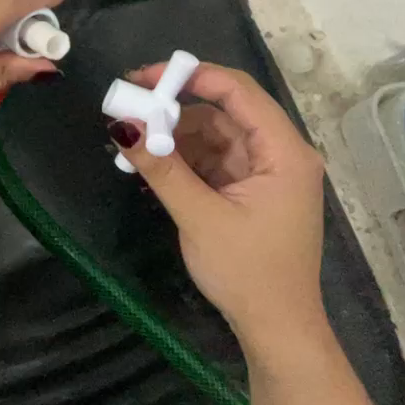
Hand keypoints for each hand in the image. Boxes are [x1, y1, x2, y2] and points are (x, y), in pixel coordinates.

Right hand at [110, 62, 328, 353]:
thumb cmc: (247, 271)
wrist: (275, 327)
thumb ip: (160, 167)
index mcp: (284, 153)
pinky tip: (148, 164)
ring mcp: (262, 172)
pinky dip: (179, 157)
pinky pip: (208, 158)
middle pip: (222, 111)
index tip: (143, 79)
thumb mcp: (198, 216)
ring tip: (130, 143)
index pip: (238, 92)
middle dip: (173, 108)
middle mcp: (278, 154)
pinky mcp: (245, 189)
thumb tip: (120, 124)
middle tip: (126, 108)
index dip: (191, 76)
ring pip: (211, 134)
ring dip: (172, 135)